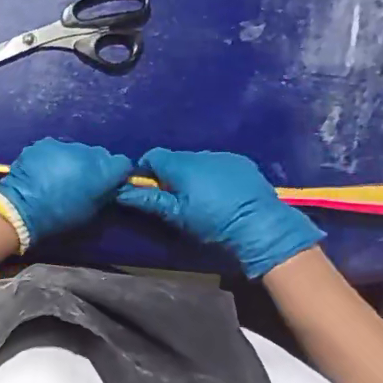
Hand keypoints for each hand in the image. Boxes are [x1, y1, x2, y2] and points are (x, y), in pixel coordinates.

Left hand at [0, 138, 133, 250]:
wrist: (21, 209)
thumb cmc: (59, 217)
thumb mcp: (91, 211)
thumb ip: (104, 194)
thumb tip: (109, 186)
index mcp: (102, 171)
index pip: (122, 163)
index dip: (116, 173)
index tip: (107, 183)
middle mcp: (86, 152)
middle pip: (98, 154)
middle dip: (93, 165)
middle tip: (80, 181)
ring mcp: (63, 145)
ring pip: (75, 150)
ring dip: (72, 160)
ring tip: (58, 176)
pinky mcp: (43, 143)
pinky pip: (54, 149)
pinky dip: (52, 158)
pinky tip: (42, 171)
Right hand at [115, 149, 323, 278]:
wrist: (263, 227)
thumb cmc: (213, 223)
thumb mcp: (176, 216)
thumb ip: (148, 201)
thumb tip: (119, 191)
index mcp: (181, 165)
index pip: (151, 156)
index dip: (146, 172)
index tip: (149, 191)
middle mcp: (201, 154)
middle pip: (174, 159)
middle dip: (170, 175)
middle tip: (174, 200)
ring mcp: (224, 157)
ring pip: (197, 162)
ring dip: (192, 175)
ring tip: (200, 199)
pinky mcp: (242, 163)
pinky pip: (218, 165)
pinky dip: (213, 176)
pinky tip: (220, 195)